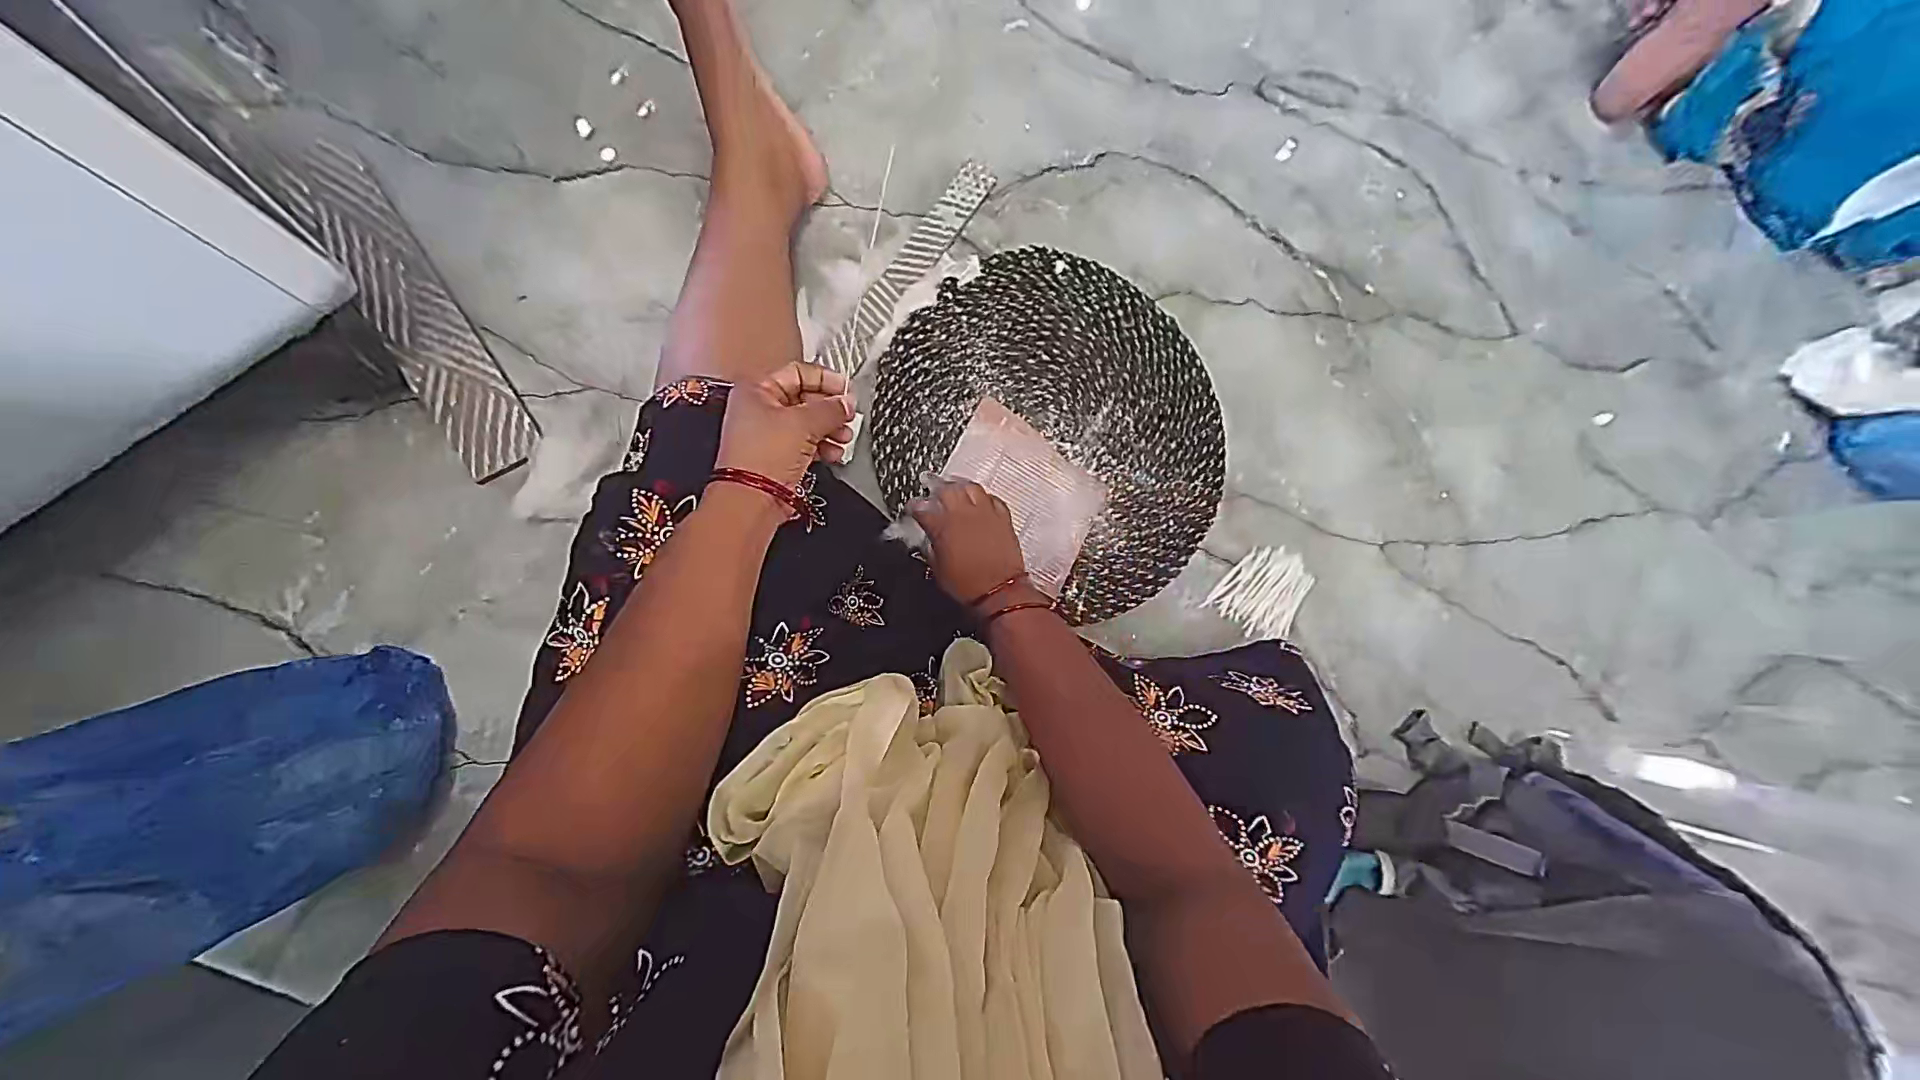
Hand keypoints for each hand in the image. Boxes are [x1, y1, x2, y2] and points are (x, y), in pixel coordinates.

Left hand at [714, 362, 855, 488]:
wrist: (753, 499)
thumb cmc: (761, 458)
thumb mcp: (804, 423)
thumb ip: (830, 408)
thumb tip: (846, 403)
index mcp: (757, 389)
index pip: (798, 372)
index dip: (825, 379)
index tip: (845, 389)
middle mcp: (760, 409)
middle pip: (806, 399)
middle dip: (831, 409)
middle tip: (847, 415)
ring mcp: (769, 434)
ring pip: (809, 423)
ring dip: (830, 429)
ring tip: (843, 436)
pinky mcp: (778, 455)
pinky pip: (806, 444)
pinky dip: (822, 446)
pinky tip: (834, 452)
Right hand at [909, 479, 1029, 606]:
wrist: (998, 591)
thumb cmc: (969, 585)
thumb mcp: (938, 568)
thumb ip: (931, 548)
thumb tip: (930, 541)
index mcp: (942, 526)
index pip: (922, 508)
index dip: (914, 507)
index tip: (913, 508)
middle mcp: (963, 515)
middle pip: (946, 489)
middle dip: (936, 487)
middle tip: (931, 487)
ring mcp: (985, 514)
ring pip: (971, 487)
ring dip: (960, 485)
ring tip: (955, 485)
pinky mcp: (1003, 518)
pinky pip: (993, 499)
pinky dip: (984, 497)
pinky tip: (981, 499)